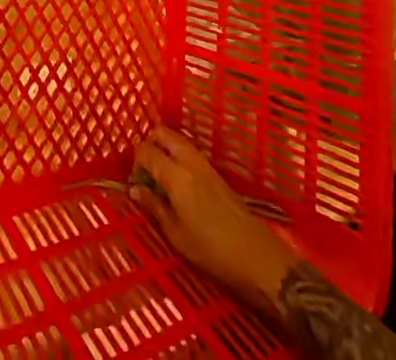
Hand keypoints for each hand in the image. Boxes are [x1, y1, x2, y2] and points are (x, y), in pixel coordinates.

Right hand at [131, 128, 297, 314]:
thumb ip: (154, 207)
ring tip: (161, 179)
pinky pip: (191, 154)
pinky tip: (179, 186)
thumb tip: (134, 189)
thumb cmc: (213, 250)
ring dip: (165, 150)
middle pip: (163, 134)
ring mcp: (207, 167)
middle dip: (149, 144)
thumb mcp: (176, 235)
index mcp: (176, 175)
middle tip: (145, 171)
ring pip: (179, 141)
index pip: (146, 150)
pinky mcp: (218, 176)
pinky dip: (178, 158)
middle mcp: (191, 162)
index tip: (136, 183)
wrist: (261, 260)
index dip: (135, 162)